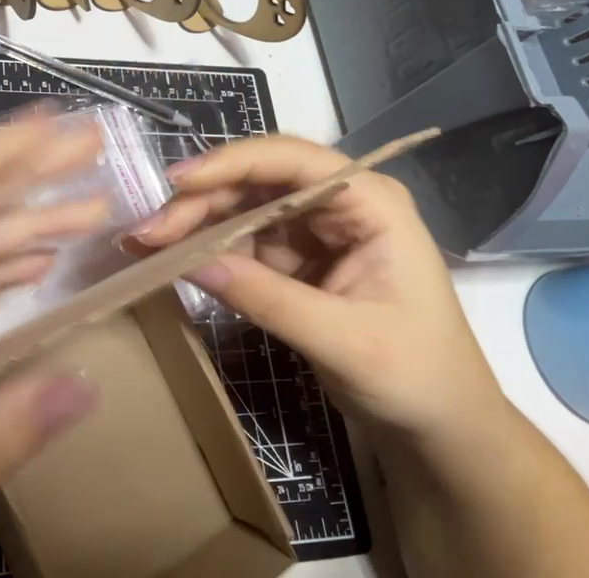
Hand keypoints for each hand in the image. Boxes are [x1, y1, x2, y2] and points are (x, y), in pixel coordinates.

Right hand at [129, 135, 506, 441]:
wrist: (441, 427)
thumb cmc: (417, 378)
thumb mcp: (345, 341)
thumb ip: (268, 298)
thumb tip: (191, 263)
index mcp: (370, 203)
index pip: (294, 161)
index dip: (233, 163)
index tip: (178, 181)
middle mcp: (338, 203)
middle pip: (257, 180)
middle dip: (201, 200)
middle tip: (148, 231)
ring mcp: (313, 230)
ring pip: (241, 207)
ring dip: (194, 222)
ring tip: (147, 243)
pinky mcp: (293, 259)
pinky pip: (240, 241)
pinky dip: (205, 249)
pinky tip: (172, 258)